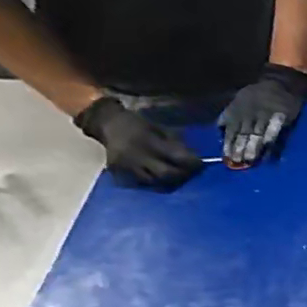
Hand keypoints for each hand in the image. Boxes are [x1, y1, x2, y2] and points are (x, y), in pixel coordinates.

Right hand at [74, 97, 202, 191]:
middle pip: (166, 173)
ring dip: (170, 182)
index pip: (175, 156)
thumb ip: (172, 141)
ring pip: (155, 181)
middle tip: (192, 174)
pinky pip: (143, 183)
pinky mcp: (122, 173)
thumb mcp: (155, 126)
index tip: (201, 164)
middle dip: (182, 175)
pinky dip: (155, 183)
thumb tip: (192, 154)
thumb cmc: (134, 122)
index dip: (190, 162)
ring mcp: (129, 167)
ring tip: (179, 179)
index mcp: (148, 140)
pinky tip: (163, 182)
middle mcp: (138, 155)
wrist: (105, 124)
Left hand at [218, 64, 306, 167]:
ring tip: (250, 160)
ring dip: (253, 147)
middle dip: (240, 148)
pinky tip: (267, 150)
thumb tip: (219, 129)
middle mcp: (250, 113)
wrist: (280, 82)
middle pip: (244, 133)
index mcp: (239, 110)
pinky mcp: (280, 116)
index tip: (227, 157)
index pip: (232, 129)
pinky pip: (274, 129)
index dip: (229, 143)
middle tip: (239, 161)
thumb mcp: (239, 100)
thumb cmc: (257, 95)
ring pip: (257, 133)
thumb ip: (229, 115)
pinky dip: (270, 139)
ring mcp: (265, 114)